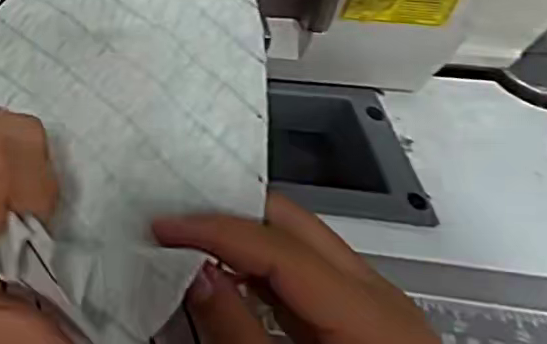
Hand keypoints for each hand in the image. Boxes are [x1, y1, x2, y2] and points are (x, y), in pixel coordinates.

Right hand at [154, 193, 437, 343]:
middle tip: (176, 220)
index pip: (275, 242)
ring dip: (242, 234)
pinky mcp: (368, 322)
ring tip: (194, 242)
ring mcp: (380, 306)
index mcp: (371, 315)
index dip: (211, 229)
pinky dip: (263, 261)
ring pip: (297, 236)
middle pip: (288, 220)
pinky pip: (307, 267)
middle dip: (226, 214)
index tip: (164, 227)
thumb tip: (198, 274)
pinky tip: (232, 273)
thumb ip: (240, 331)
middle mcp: (382, 297)